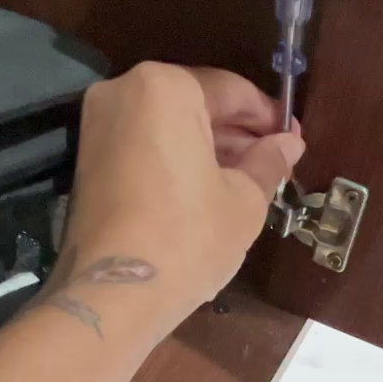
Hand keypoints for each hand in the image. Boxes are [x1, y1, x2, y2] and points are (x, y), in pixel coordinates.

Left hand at [57, 63, 304, 333]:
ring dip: (210, 149)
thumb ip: (268, 162)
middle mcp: (124, 92)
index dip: (269, 116)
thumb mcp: (244, 200)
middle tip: (275, 162)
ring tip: (250, 179)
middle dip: (238, 133)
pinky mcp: (89, 161)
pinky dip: (179, 160)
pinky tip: (211, 187)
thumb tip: (289, 143)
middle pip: (196, 105)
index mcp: (165, 88)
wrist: (115, 294)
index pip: (231, 90)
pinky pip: (147, 147)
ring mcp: (99, 127)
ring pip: (170, 127)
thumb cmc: (188, 238)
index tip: (293, 139)